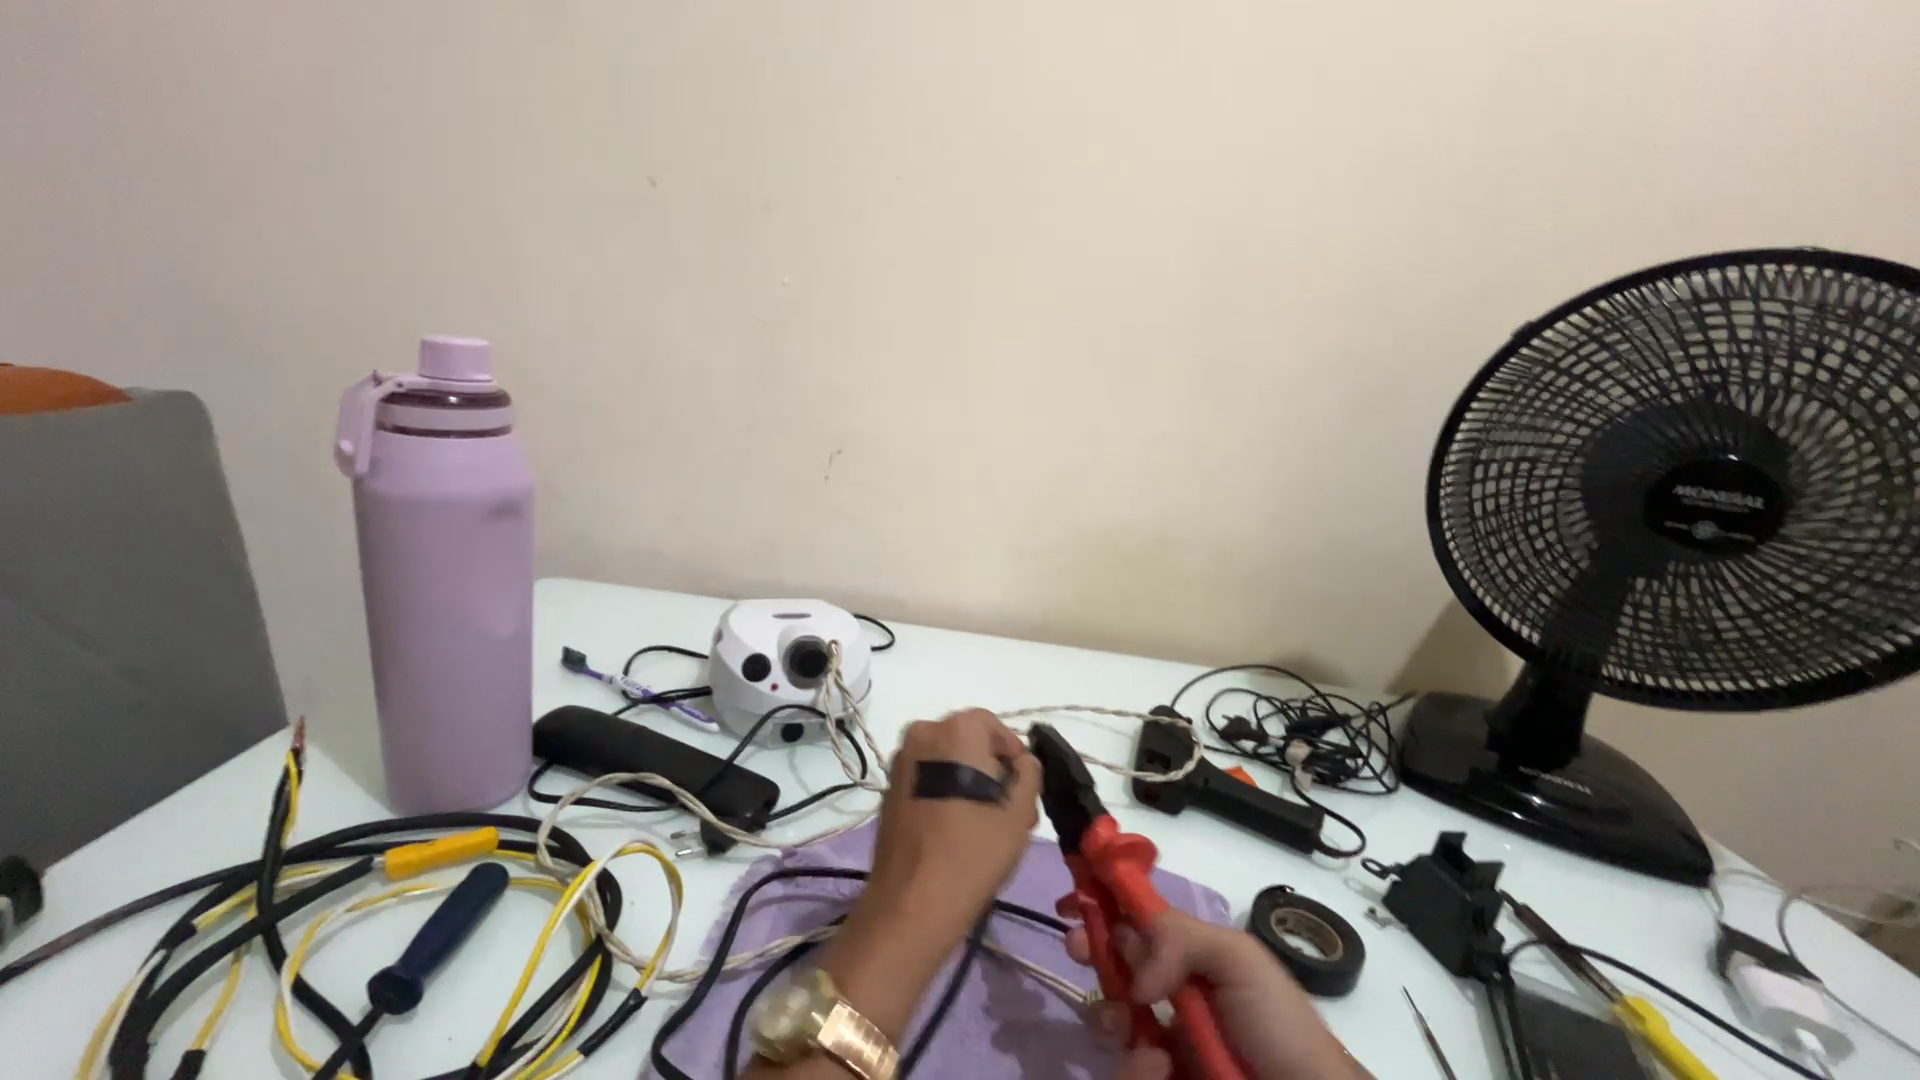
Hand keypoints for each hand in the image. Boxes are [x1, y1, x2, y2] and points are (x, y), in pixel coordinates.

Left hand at [771, 709, 1041, 1064]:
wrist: (913, 900)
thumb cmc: (974, 850)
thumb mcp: (1019, 810)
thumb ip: (1028, 774)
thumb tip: (1022, 763)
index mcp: (954, 729)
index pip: (993, 725)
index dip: (1013, 754)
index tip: (1025, 788)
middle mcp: (921, 734)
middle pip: (968, 742)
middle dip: (992, 770)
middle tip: (1013, 811)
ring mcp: (900, 763)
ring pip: (947, 762)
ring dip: (970, 783)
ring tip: (989, 826)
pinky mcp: (889, 791)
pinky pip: (927, 779)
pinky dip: (946, 793)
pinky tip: (959, 829)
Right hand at [1069, 910, 1369, 1079]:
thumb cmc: (1278, 1025)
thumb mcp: (1238, 958)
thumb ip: (1179, 937)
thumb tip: (1133, 976)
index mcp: (1187, 961)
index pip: (1133, 926)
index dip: (1103, 910)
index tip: (1072, 903)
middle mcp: (1167, 997)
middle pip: (1108, 967)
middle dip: (1090, 954)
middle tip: (1080, 949)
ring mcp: (1159, 1046)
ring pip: (1106, 1023)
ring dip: (1113, 1022)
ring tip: (1147, 1045)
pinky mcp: (1155, 1078)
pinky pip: (1123, 1070)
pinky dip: (1135, 1071)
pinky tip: (1161, 1071)